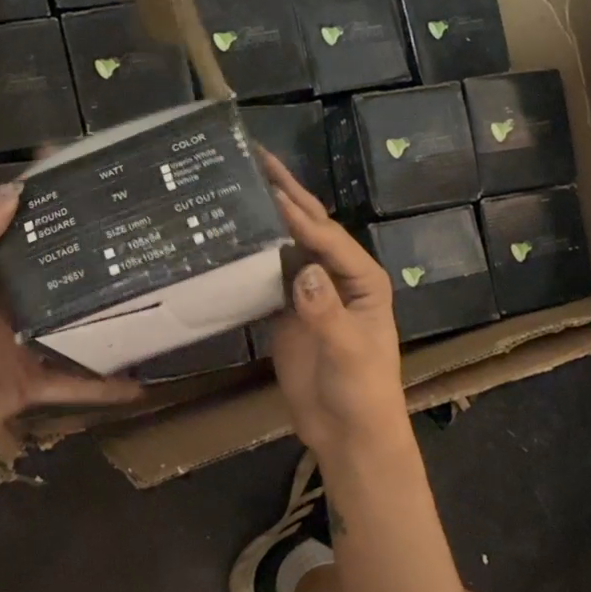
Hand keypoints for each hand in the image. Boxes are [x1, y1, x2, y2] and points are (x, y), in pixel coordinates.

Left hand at [0, 184, 141, 466]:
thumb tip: (15, 191)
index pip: (23, 234)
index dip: (52, 213)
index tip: (95, 192)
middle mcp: (8, 307)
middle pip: (57, 280)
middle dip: (94, 265)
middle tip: (140, 246)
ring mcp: (23, 347)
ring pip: (72, 329)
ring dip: (105, 323)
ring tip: (152, 306)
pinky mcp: (31, 385)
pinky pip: (74, 383)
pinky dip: (103, 387)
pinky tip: (140, 385)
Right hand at [258, 151, 408, 457]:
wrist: (347, 433)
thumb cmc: (363, 391)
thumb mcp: (349, 351)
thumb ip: (326, 312)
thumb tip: (302, 270)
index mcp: (362, 281)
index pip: (328, 239)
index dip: (300, 216)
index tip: (269, 190)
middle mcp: (336, 278)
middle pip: (311, 229)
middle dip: (286, 194)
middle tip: (256, 158)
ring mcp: (310, 295)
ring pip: (286, 248)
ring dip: (264, 221)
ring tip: (235, 188)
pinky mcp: (287, 315)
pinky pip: (267, 278)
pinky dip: (250, 258)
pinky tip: (228, 240)